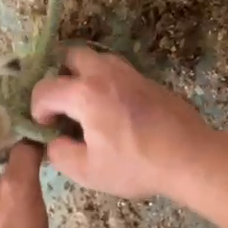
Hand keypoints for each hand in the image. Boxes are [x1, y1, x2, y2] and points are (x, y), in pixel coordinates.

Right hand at [29, 47, 213, 199]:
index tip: (47, 127)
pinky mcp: (149, 81)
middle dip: (59, 76)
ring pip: (98, 59)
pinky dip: (107, 83)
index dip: (38, 109)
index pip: (45, 88)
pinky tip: (113, 111)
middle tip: (63, 105)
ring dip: (85, 76)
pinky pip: (118, 72)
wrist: (190, 156)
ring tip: (86, 106)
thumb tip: (54, 141)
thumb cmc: (136, 165)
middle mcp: (106, 74)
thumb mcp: (88, 171)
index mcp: (86, 93)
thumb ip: (60, 153)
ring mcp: (131, 73)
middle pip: (71, 55)